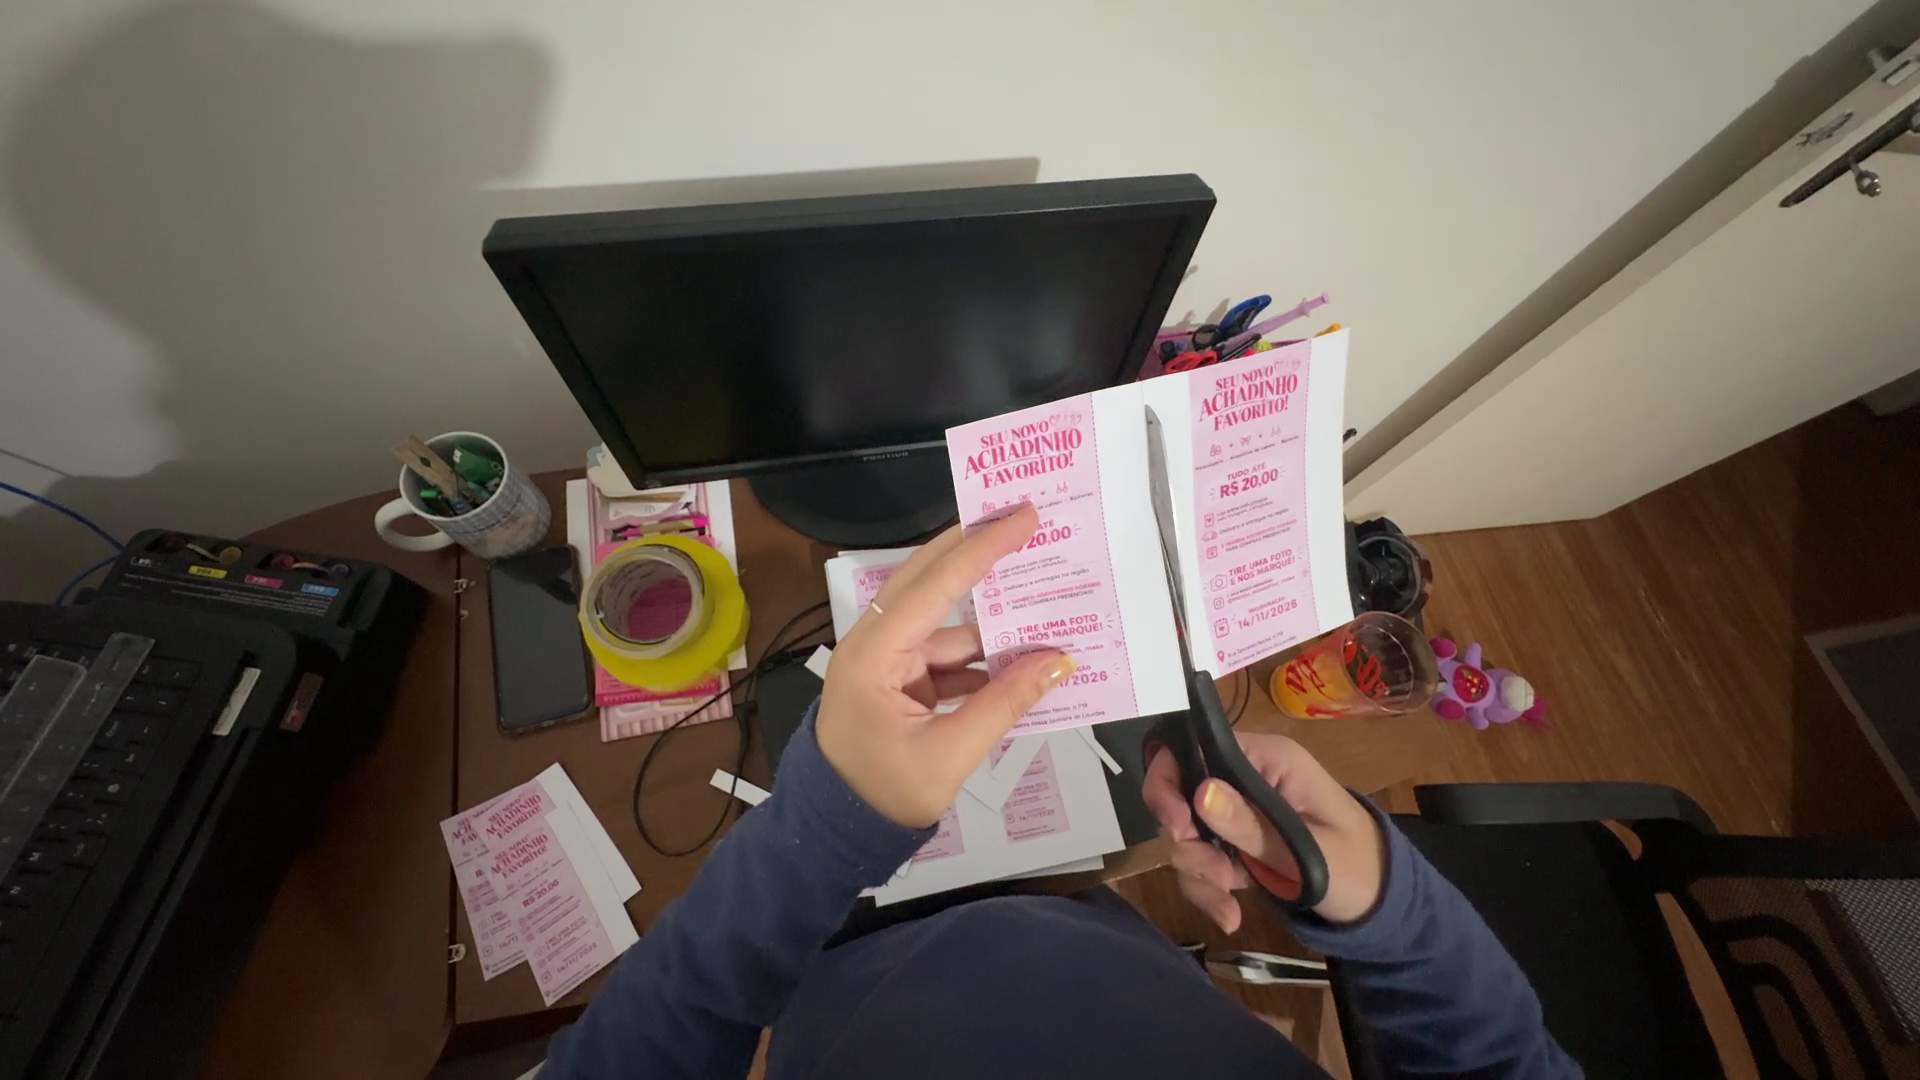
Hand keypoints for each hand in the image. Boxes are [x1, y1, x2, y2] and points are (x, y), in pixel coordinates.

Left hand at [818, 505, 1076, 826]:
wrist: (836, 833)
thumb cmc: (883, 795)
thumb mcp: (948, 754)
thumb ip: (1004, 703)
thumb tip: (1059, 662)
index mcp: (875, 652)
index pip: (936, 585)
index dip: (982, 549)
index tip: (1023, 517)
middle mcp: (877, 642)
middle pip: (932, 582)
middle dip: (978, 552)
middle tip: (1025, 521)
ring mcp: (888, 660)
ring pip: (947, 624)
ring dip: (992, 620)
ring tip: (1043, 598)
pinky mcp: (901, 680)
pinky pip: (949, 655)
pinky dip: (984, 658)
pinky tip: (1024, 659)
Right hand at [1142, 733, 1384, 929]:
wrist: (1385, 911)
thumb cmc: (1360, 870)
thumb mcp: (1309, 853)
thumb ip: (1253, 825)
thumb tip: (1200, 793)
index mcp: (1267, 759)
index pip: (1195, 746)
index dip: (1170, 780)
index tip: (1177, 826)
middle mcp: (1245, 775)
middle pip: (1181, 793)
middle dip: (1188, 841)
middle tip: (1215, 875)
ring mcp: (1237, 809)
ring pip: (1186, 832)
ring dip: (1197, 871)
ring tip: (1229, 904)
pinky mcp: (1233, 840)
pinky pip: (1198, 857)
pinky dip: (1205, 888)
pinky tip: (1229, 915)